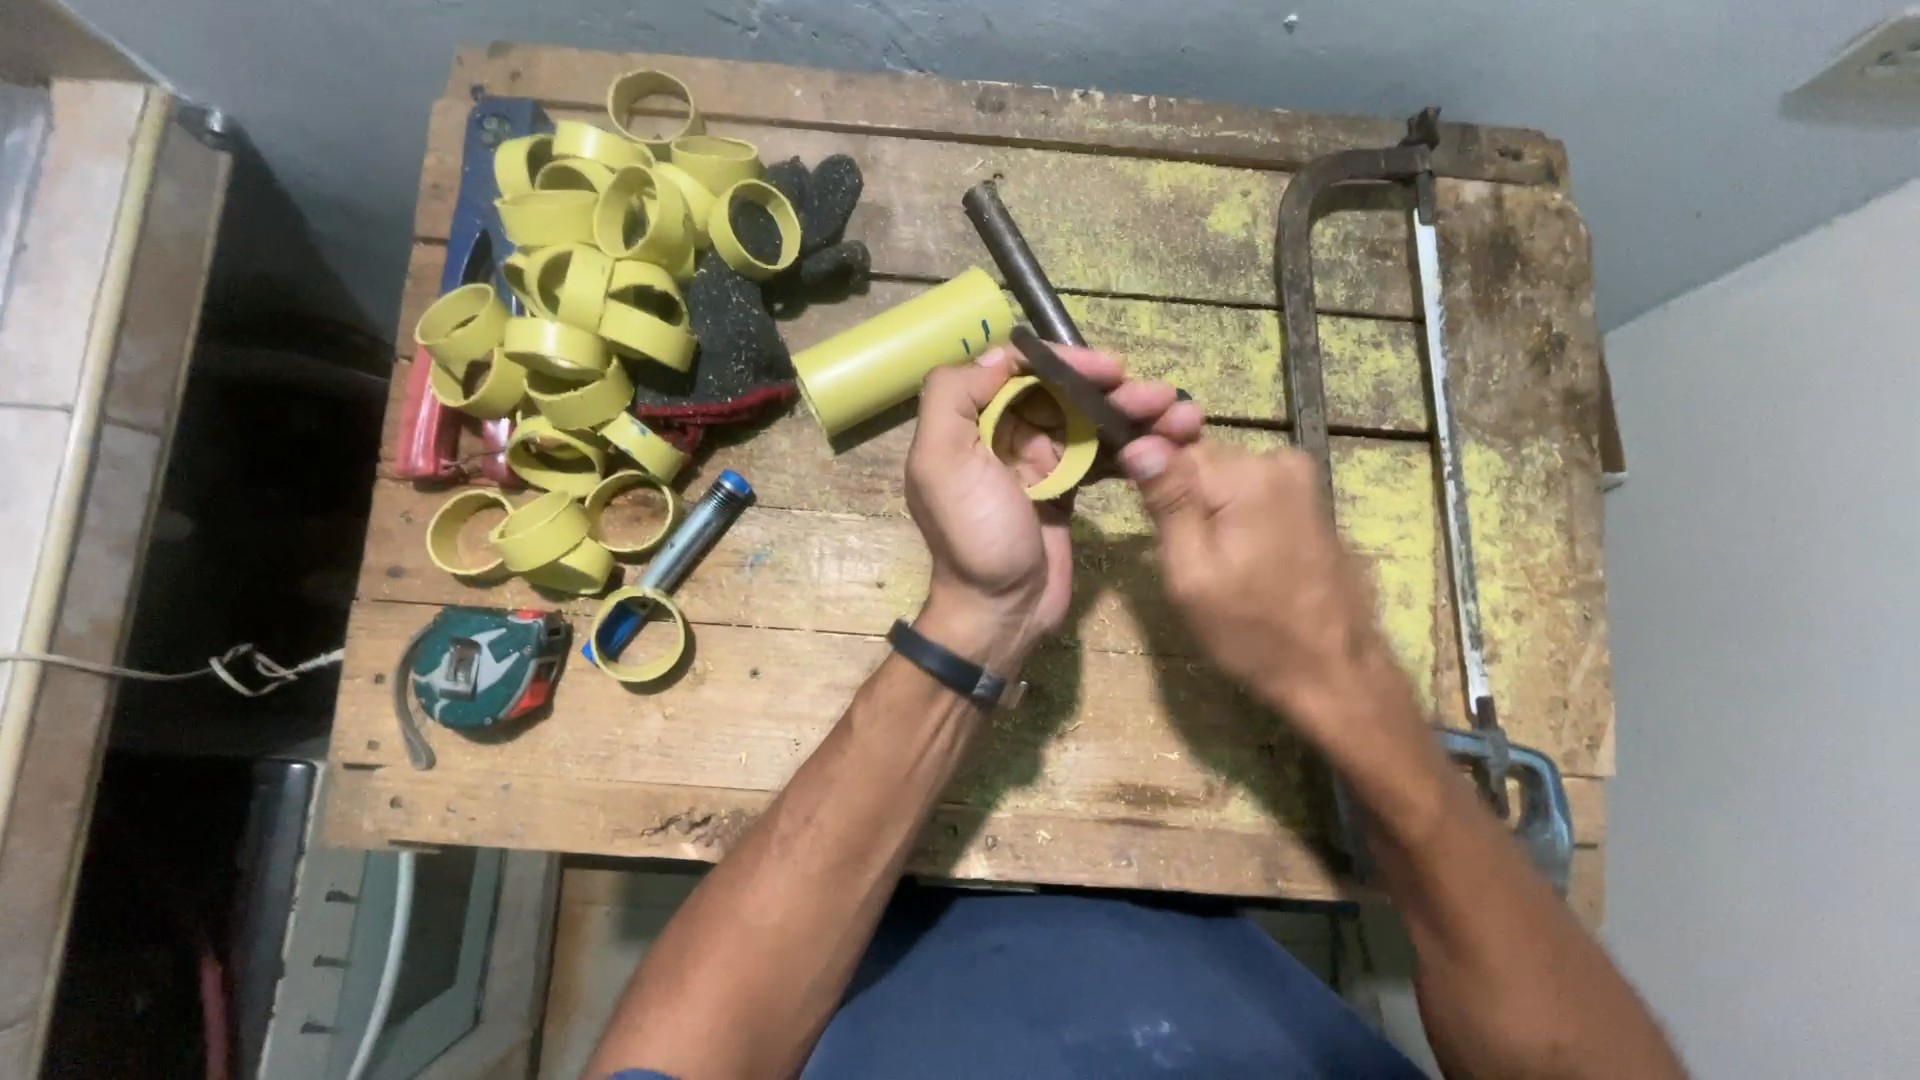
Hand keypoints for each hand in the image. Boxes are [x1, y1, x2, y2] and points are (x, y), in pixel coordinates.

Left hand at [905, 346, 1201, 671]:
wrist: (1001, 610)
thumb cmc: (974, 537)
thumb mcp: (942, 464)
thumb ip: (953, 398)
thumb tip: (999, 357)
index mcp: (971, 423)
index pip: (1020, 371)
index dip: (1066, 362)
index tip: (1108, 369)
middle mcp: (1003, 435)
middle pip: (1062, 393)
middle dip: (1111, 388)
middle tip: (1159, 396)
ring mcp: (1037, 463)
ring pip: (1087, 421)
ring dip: (1131, 413)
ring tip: (1179, 415)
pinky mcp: (1066, 489)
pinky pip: (1100, 455)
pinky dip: (1129, 446)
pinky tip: (1165, 443)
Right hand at [1117, 438, 1427, 757]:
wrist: (1334, 671)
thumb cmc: (1252, 631)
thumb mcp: (1191, 575)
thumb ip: (1167, 503)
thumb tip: (1139, 442)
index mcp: (1246, 476)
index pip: (1173, 450)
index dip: (1154, 485)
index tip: (1152, 528)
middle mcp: (1279, 462)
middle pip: (1203, 461)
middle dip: (1184, 499)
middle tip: (1186, 557)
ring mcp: (1303, 481)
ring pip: (1227, 478)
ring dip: (1211, 510)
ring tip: (1215, 564)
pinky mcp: (1313, 502)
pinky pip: (1254, 493)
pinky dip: (1239, 517)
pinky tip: (1244, 560)